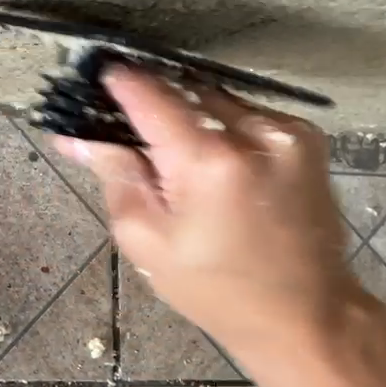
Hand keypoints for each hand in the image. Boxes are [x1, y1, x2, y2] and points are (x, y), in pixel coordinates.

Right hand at [56, 66, 365, 363]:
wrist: (307, 315)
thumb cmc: (214, 286)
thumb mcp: (145, 238)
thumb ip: (116, 175)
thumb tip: (79, 138)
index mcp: (210, 161)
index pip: (152, 97)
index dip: (120, 82)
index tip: (94, 72)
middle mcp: (255, 134)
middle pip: (184, 94)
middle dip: (148, 103)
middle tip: (120, 123)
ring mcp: (288, 134)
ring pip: (215, 101)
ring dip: (185, 114)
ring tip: (162, 145)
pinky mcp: (307, 141)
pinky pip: (245, 115)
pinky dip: (218, 124)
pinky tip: (205, 155)